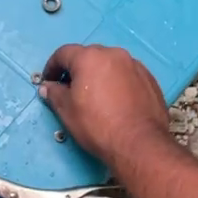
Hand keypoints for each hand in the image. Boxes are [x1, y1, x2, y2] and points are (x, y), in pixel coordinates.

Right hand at [38, 44, 172, 166]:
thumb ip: (54, 94)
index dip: (52, 67)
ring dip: (99, 75)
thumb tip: (48, 87)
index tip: (49, 82)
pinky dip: (117, 82)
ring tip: (96, 96)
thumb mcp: (67, 111)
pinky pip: (126, 74)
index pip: (63, 53)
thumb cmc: (97, 125)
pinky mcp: (150, 79)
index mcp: (89, 58)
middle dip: (77, 69)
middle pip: (88, 56)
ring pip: (110, 64)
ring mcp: (135, 65)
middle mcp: (113, 54)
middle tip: (71, 90)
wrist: (140, 143)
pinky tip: (116, 101)